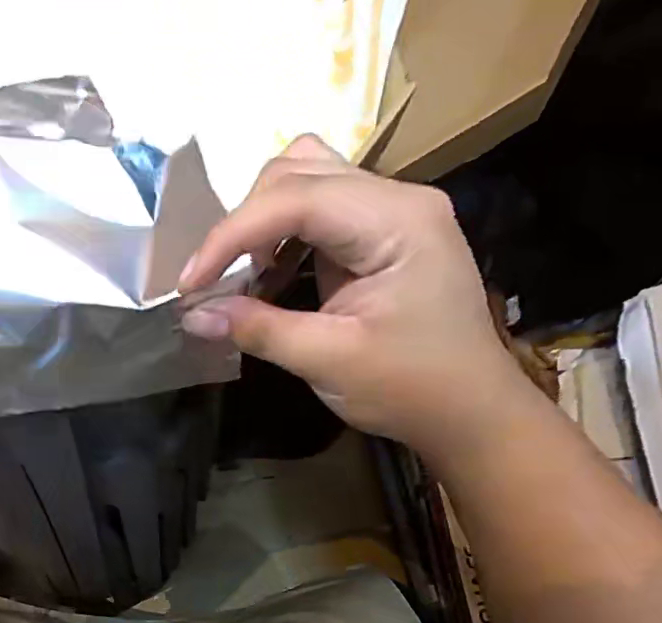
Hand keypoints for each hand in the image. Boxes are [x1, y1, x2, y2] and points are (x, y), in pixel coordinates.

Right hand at [177, 136, 530, 463]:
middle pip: (300, 170)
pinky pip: (324, 216)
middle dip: (247, 221)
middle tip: (217, 279)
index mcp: (396, 220)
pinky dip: (286, 239)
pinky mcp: (386, 238)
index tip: (190, 282)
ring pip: (310, 183)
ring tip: (242, 277)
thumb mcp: (329, 362)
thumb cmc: (411, 390)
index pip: (296, 197)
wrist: (471, 414)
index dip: (232, 235)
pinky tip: (271, 277)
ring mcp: (394, 215)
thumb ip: (260, 330)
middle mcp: (397, 199)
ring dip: (265, 224)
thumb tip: (194, 314)